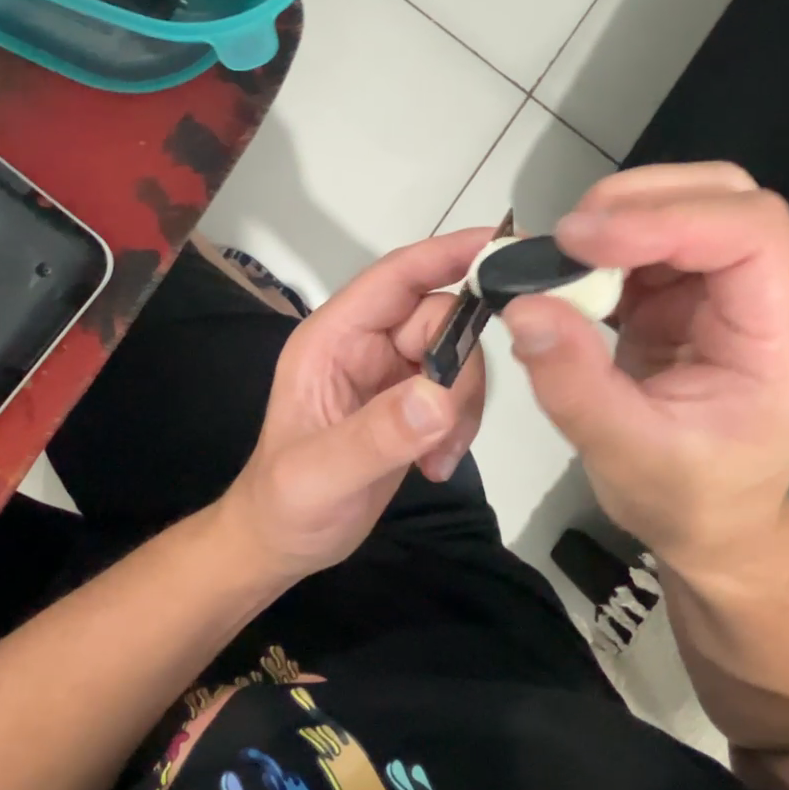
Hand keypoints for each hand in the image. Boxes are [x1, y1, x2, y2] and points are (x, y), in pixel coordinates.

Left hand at [220, 230, 491, 578]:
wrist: (281, 542)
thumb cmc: (283, 505)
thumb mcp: (320, 474)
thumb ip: (377, 435)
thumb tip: (440, 396)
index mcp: (332, 339)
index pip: (396, 278)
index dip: (448, 254)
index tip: (508, 246)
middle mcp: (363, 346)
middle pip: (439, 320)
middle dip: (461, 369)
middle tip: (452, 424)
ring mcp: (389, 374)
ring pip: (456, 357)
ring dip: (462, 406)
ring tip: (438, 457)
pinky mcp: (409, 405)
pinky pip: (456, 393)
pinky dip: (459, 426)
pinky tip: (435, 465)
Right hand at [501, 163, 788, 568]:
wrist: (708, 524)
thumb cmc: (685, 500)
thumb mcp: (623, 454)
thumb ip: (574, 383)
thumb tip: (521, 306)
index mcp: (781, 339)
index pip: (752, 232)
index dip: (667, 220)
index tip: (581, 243)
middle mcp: (763, 300)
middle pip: (725, 197)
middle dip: (641, 201)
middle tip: (568, 238)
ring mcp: (723, 294)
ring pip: (685, 206)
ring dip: (617, 217)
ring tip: (560, 258)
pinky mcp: (684, 297)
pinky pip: (647, 243)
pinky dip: (602, 248)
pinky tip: (569, 277)